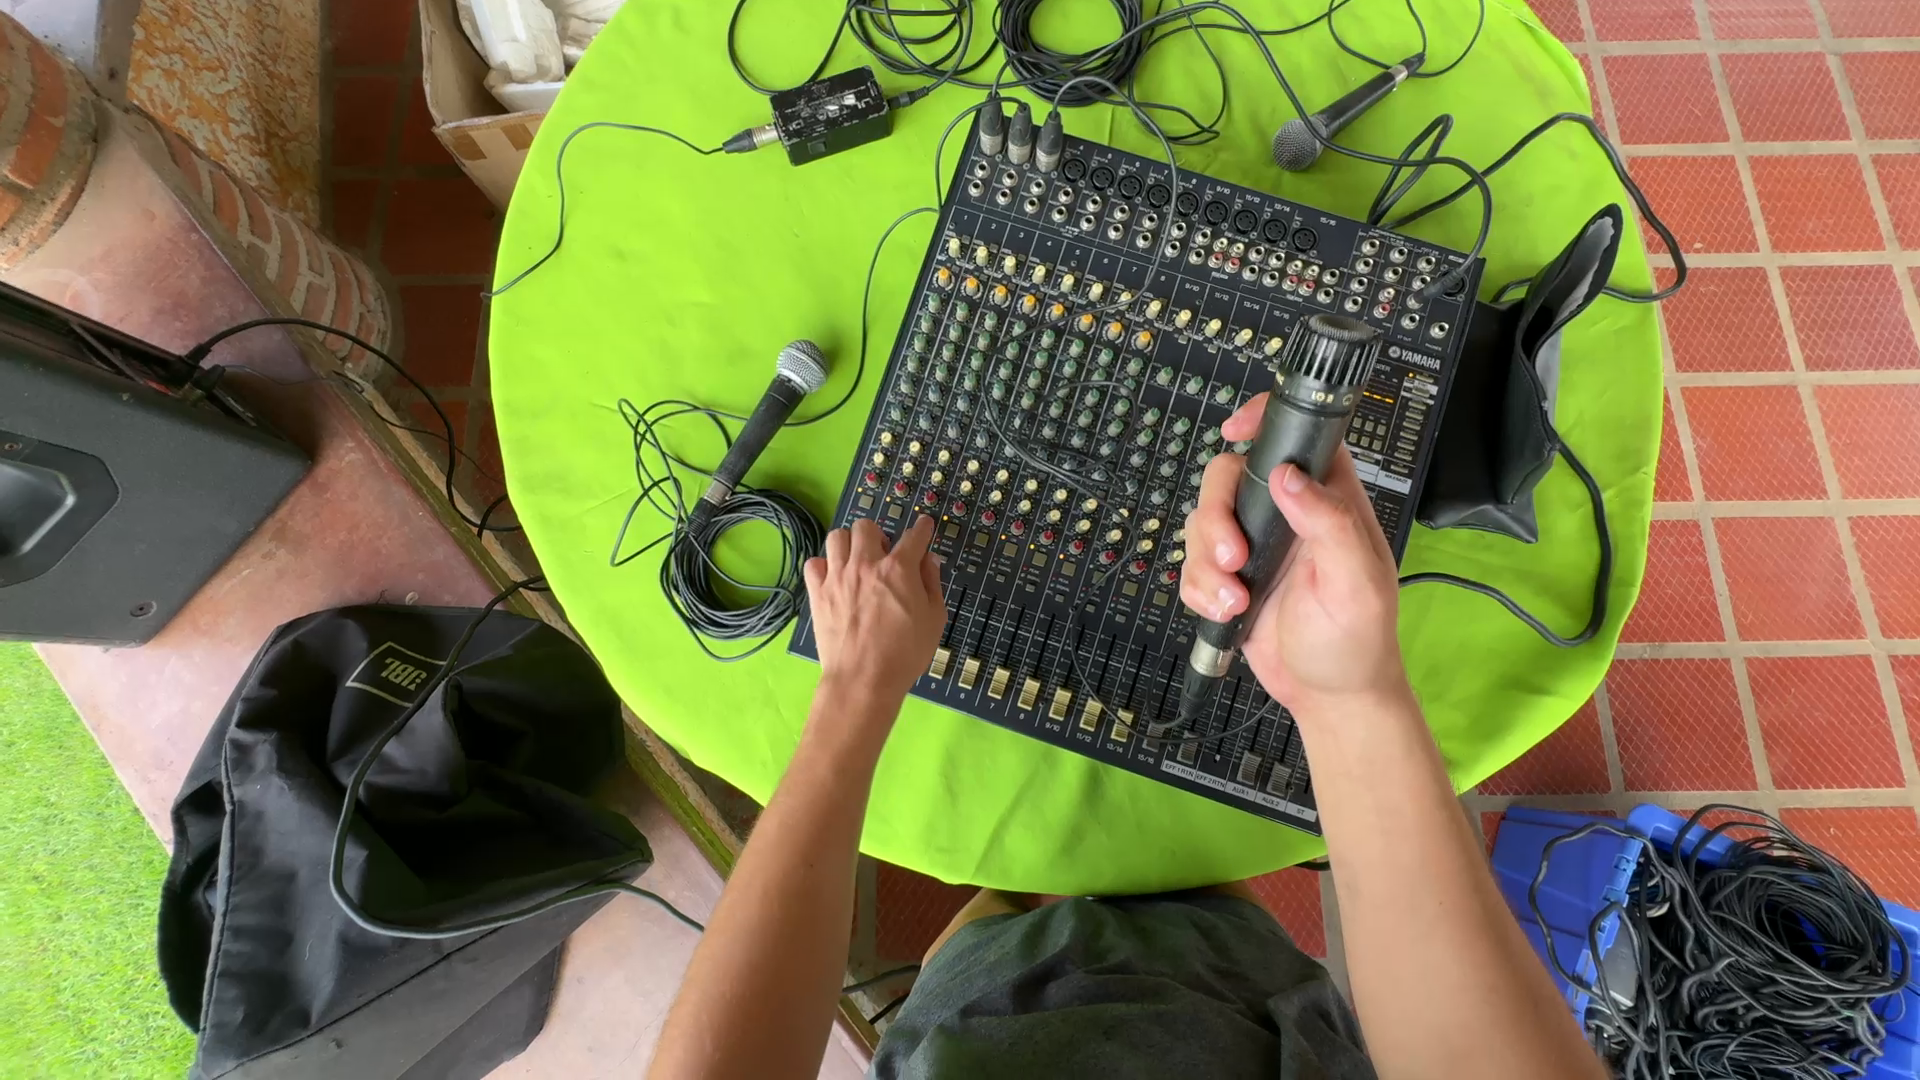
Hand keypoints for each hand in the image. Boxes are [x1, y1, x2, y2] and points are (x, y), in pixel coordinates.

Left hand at [803, 515, 946, 711]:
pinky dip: (824, 566)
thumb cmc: (905, 654)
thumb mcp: (934, 619)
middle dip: (878, 535)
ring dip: (850, 544)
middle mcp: (866, 564)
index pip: (914, 536)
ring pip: (837, 536)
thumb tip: (929, 560)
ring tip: (856, 561)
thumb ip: (932, 583)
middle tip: (883, 554)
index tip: (924, 527)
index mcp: (898, 569)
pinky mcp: (818, 593)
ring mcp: (838, 576)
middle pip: (867, 526)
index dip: (923, 529)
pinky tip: (834, 579)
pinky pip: (814, 563)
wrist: (864, 679)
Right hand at [1180, 394, 1408, 718]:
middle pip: (1226, 478)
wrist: (1327, 694)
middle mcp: (1283, 514)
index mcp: (1326, 501)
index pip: (1295, 438)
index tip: (1234, 432)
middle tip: (1232, 559)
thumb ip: (1329, 524)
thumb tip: (1288, 474)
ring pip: (1200, 522)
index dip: (1262, 421)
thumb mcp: (1355, 583)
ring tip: (1232, 602)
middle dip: (1216, 518)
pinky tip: (1224, 612)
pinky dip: (1197, 589)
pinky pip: (1190, 564)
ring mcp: (1250, 542)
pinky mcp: (1224, 575)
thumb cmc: (1356, 639)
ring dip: (1205, 565)